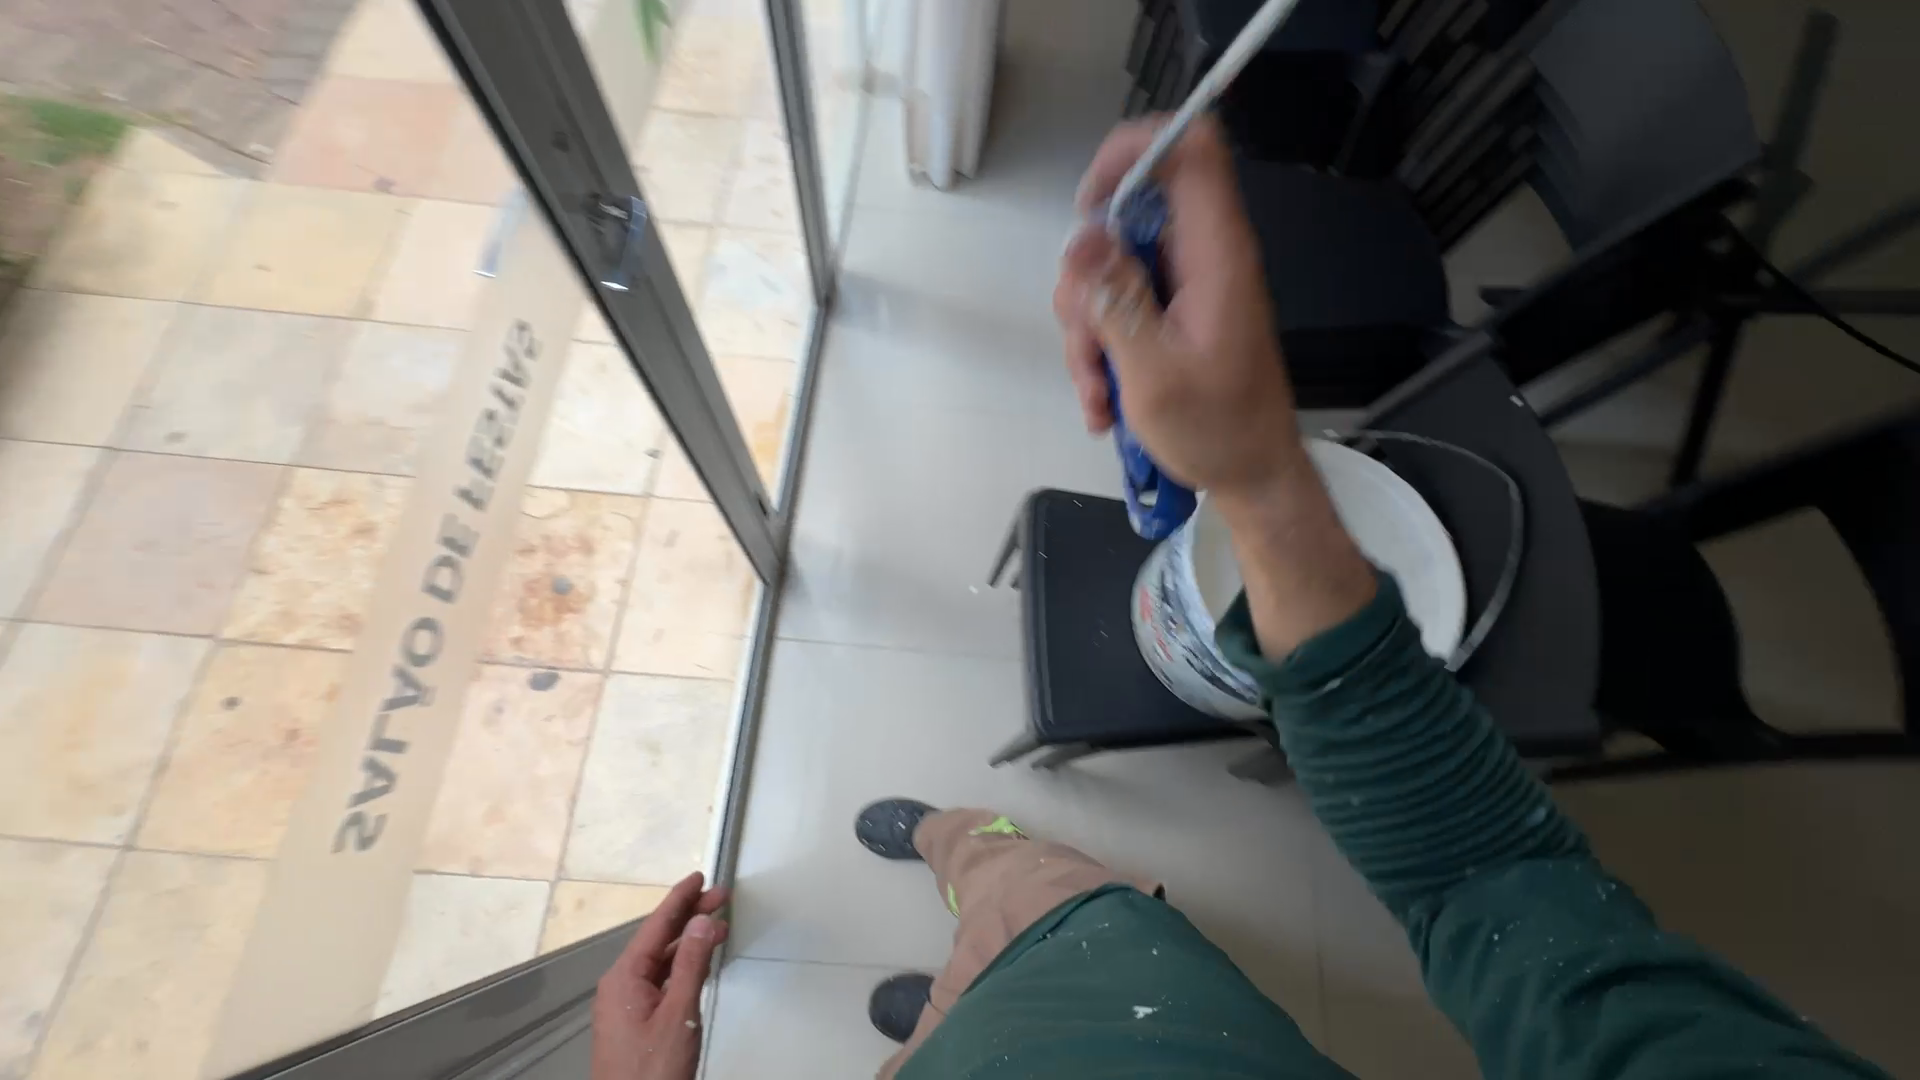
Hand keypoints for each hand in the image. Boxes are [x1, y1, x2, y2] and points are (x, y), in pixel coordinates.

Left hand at [590, 872, 731, 1079]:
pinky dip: (683, 963)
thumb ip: (692, 963)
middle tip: (723, 896)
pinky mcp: (635, 1022)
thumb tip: (703, 919)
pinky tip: (701, 960)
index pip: (656, 926)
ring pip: (660, 959)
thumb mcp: (678, 1014)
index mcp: (624, 978)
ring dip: (689, 939)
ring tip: (721, 924)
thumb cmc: (653, 1072)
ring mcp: (626, 1006)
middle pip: (658, 938)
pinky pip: (660, 979)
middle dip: (689, 915)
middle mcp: (620, 986)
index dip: (679, 899)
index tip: (700, 876)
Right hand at [1057, 117, 1374, 654]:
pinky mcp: (1169, 321)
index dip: (1132, 152)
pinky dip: (1099, 355)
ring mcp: (1182, 292)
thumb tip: (1081, 236)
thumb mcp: (1154, 373)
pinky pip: (1116, 314)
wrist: (1250, 476)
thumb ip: (1116, 301)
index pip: (1187, 150)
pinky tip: (1103, 402)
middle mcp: (1198, 261)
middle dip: (1085, 283)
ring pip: (1108, 276)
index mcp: (1214, 256)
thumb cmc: (1216, 430)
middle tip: (1088, 343)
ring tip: (1098, 393)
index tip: (1088, 207)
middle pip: (1124, 224)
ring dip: (1086, 334)